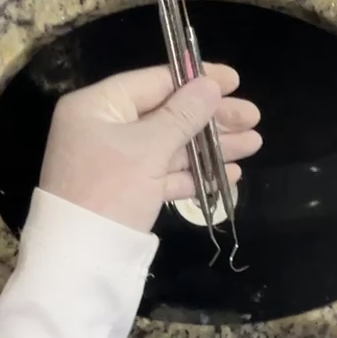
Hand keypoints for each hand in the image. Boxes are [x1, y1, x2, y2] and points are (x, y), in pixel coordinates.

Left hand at [39, 64, 262, 232]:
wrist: (82, 257)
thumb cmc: (110, 191)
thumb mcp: (148, 149)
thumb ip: (182, 115)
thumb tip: (210, 86)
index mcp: (99, 106)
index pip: (155, 82)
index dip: (197, 80)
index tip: (236, 82)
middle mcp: (106, 129)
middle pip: (167, 114)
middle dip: (212, 119)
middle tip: (253, 118)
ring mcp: (117, 162)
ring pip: (171, 146)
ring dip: (212, 147)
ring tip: (253, 144)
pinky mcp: (128, 192)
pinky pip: (166, 175)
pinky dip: (195, 174)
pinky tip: (229, 174)